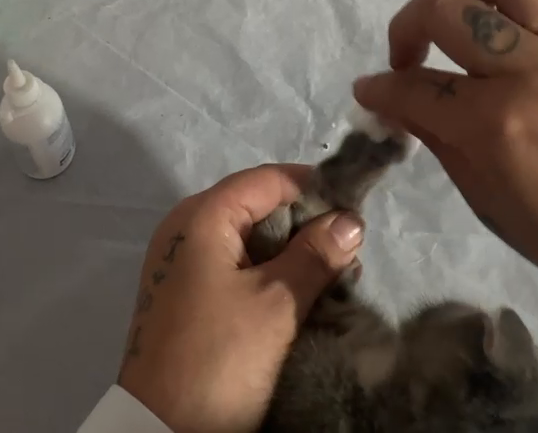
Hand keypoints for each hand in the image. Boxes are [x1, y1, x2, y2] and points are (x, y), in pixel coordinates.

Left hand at [116, 165, 364, 432]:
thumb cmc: (219, 356)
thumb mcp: (276, 304)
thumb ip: (315, 255)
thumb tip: (351, 220)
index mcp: (200, 216)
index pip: (266, 180)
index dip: (312, 188)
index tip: (355, 208)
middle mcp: (185, 228)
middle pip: (256, 206)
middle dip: (305, 224)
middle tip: (349, 249)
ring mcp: (182, 263)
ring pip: (248, 240)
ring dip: (291, 253)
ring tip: (335, 276)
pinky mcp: (185, 295)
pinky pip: (234, 267)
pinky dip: (269, 274)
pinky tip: (302, 295)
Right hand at [355, 0, 537, 339]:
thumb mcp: (486, 201)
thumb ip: (438, 138)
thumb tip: (393, 101)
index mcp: (497, 126)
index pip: (415, 87)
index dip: (379, 89)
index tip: (369, 91)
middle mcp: (532, 73)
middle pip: (448, 10)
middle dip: (407, 26)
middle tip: (407, 56)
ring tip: (458, 12)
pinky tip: (528, 2)